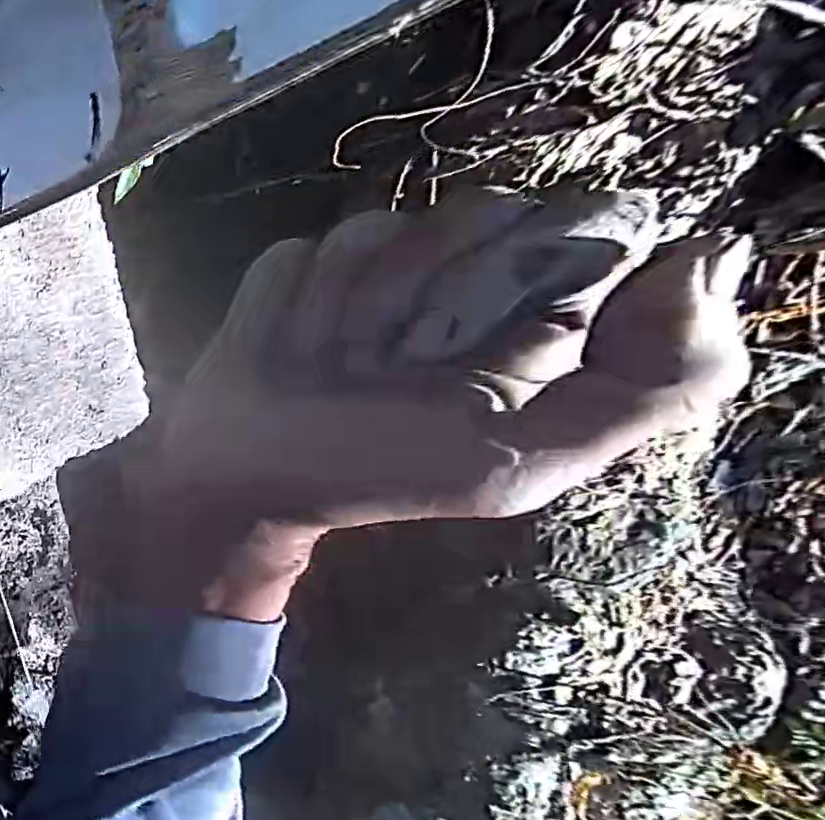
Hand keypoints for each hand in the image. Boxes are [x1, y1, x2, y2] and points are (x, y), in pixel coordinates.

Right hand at [71, 192, 750, 621]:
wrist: (242, 487)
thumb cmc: (366, 479)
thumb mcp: (517, 467)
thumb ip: (652, 386)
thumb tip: (702, 251)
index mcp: (529, 318)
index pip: (588, 221)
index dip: (526, 274)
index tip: (463, 352)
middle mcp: (452, 282)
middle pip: (474, 209)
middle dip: (417, 294)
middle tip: (379, 370)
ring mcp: (362, 278)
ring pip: (371, 230)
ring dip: (334, 310)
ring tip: (317, 370)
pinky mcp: (286, 283)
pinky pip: (293, 256)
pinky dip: (276, 306)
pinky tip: (274, 351)